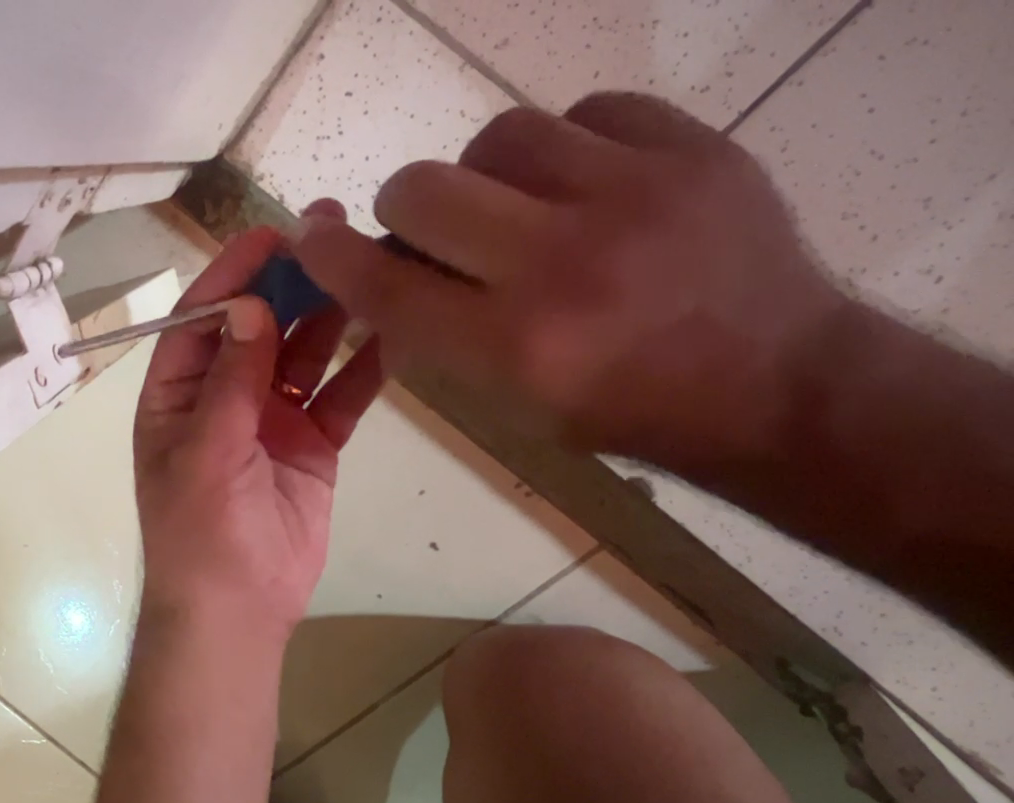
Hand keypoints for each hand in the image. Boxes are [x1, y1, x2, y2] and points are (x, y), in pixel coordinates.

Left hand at [133, 202, 384, 637]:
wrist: (236, 607)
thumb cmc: (199, 532)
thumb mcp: (204, 452)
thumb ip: (231, 382)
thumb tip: (253, 306)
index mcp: (177, 397)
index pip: (201, 322)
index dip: (232, 277)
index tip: (272, 234)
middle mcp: (223, 400)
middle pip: (258, 328)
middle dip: (290, 284)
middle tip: (334, 233)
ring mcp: (271, 421)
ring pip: (303, 355)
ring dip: (332, 315)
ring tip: (372, 267)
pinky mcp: (313, 446)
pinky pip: (340, 397)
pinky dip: (365, 369)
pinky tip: (397, 333)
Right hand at [288, 92, 850, 470]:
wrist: (774, 382)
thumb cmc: (620, 408)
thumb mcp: (509, 400)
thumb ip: (437, 337)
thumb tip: (381, 277)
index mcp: (512, 345)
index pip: (385, 284)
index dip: (332, 256)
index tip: (311, 237)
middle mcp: (561, 264)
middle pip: (421, 190)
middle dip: (407, 210)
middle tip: (434, 230)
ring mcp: (633, 196)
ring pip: (498, 136)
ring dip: (484, 173)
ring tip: (517, 204)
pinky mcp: (693, 149)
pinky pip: (586, 112)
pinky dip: (566, 147)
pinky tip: (583, 184)